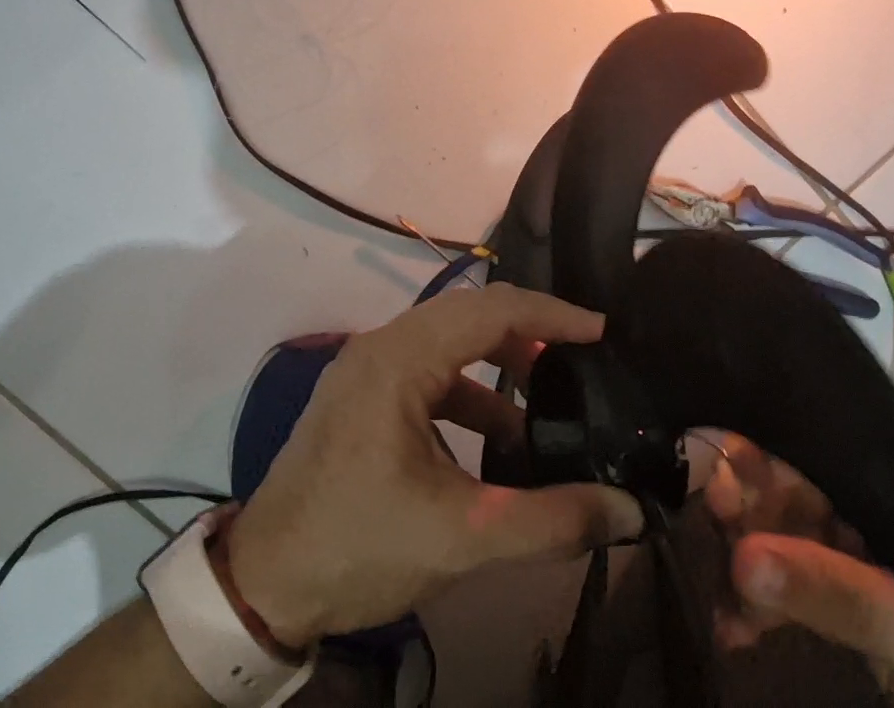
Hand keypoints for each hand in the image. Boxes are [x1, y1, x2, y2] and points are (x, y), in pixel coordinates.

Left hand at [224, 283, 644, 648]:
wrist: (263, 584)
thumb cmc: (358, 547)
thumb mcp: (463, 537)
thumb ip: (552, 520)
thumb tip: (630, 511)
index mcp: (397, 360)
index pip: (490, 309)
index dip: (551, 314)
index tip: (602, 334)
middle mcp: (377, 349)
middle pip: (468, 316)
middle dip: (529, 334)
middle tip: (584, 359)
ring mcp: (363, 373)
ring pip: (446, 346)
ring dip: (499, 368)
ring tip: (550, 403)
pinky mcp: (359, 400)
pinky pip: (426, 376)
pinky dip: (468, 396)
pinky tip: (499, 440)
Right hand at [710, 432, 893, 707]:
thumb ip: (849, 602)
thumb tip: (741, 557)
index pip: (843, 447)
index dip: (774, 469)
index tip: (720, 508)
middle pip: (812, 482)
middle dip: (758, 527)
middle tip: (719, 566)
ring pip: (801, 525)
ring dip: (759, 570)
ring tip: (731, 620)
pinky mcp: (883, 571)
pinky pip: (813, 565)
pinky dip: (778, 597)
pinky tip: (744, 629)